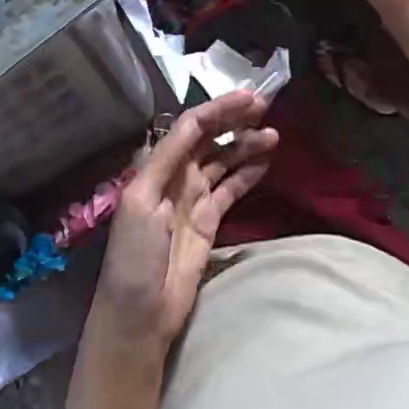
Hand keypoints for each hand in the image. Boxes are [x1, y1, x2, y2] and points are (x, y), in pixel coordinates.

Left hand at [90, 92, 277, 349]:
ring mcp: (194, 196)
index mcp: (157, 166)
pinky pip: (231, 188)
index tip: (248, 97)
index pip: (191, 127)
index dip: (218, 109)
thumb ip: (168, 159)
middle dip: (234, 120)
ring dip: (246, 145)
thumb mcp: (142, 200)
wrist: (141, 310)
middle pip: (209, 138)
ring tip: (273, 135)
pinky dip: (247, 173)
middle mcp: (176, 175)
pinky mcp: (209, 219)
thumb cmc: (135, 254)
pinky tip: (266, 161)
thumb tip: (195, 121)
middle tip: (266, 106)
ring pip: (224, 160)